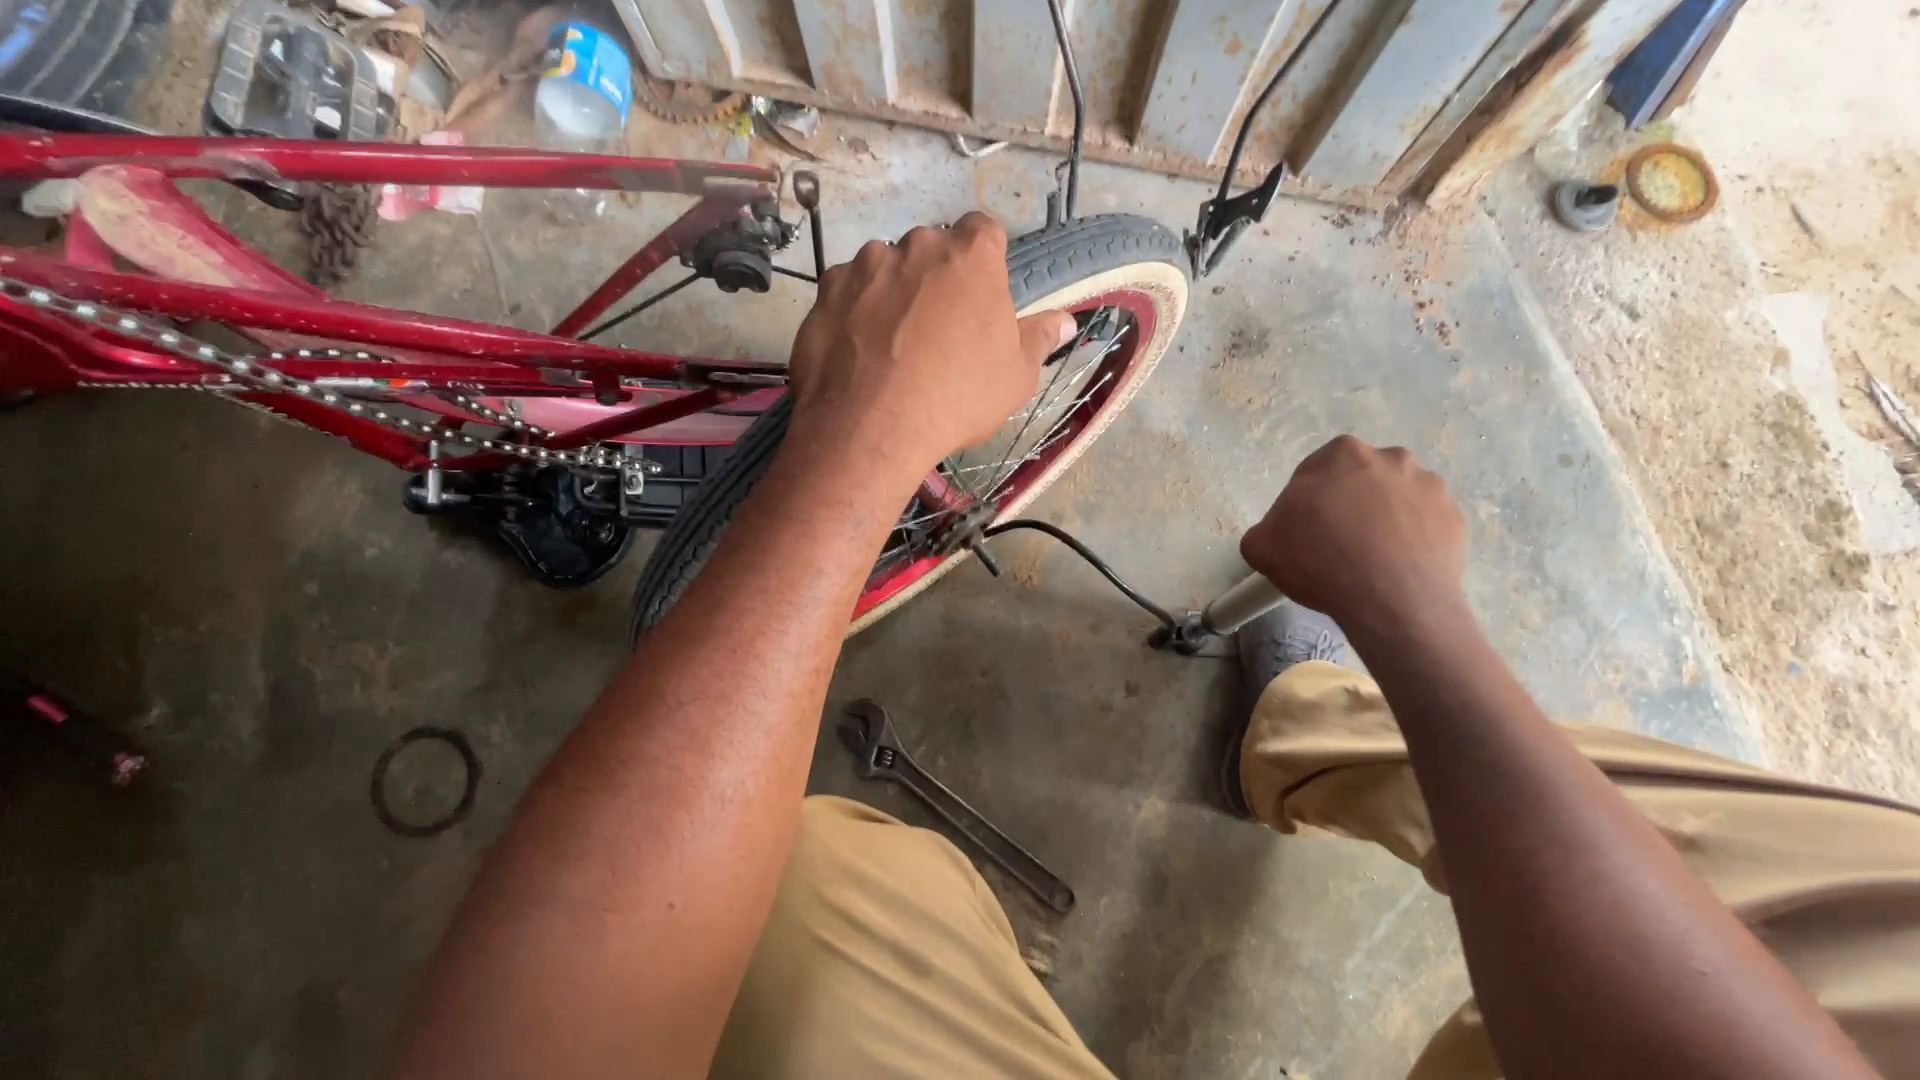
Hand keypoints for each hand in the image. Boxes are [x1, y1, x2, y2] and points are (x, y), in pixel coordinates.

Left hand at [785, 212, 1077, 472]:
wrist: (870, 428)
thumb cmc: (956, 398)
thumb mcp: (1015, 377)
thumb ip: (1038, 339)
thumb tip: (1065, 321)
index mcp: (971, 256)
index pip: (983, 230)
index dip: (983, 260)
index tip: (979, 293)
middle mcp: (916, 246)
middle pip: (931, 250)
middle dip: (935, 278)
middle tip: (936, 329)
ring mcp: (865, 264)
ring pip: (885, 268)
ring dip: (892, 292)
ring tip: (891, 344)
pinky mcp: (826, 289)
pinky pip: (847, 291)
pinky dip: (854, 311)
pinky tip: (858, 350)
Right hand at [1241, 435, 1466, 638]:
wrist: (1392, 602)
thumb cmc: (1320, 562)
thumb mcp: (1261, 546)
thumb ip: (1265, 528)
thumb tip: (1279, 533)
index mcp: (1342, 454)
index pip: (1314, 474)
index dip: (1305, 504)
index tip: (1304, 533)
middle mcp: (1391, 458)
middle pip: (1359, 482)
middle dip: (1348, 506)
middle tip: (1336, 545)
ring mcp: (1430, 487)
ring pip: (1396, 501)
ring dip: (1383, 521)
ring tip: (1371, 561)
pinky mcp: (1455, 518)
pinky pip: (1424, 527)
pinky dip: (1411, 542)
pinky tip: (1396, 569)